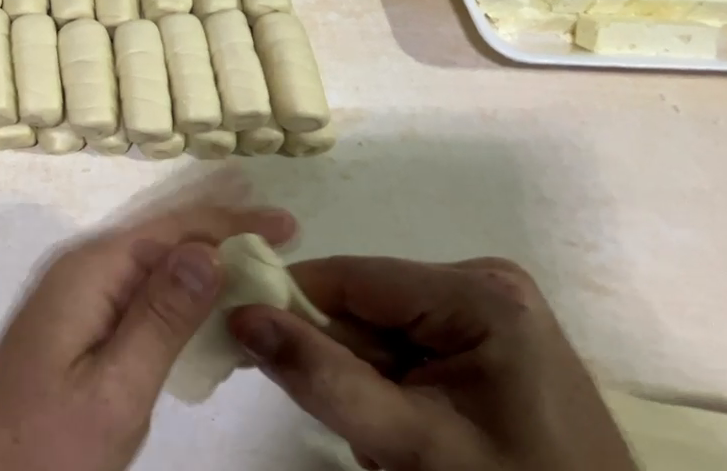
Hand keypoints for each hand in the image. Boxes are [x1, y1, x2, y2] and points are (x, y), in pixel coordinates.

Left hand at [0, 203, 296, 470]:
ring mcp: (76, 292)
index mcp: (90, 271)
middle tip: (276, 218)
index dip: (230, 221)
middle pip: (160, 232)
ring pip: (150, 256)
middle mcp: (81, 267)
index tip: (287, 223)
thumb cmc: (49, 436)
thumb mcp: (116, 385)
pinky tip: (203, 287)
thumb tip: (206, 249)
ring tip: (251, 238)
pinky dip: (178, 279)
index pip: (171, 230)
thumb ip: (161, 316)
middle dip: (217, 222)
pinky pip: (137, 284)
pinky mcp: (77, 318)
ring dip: (200, 247)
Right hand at [228, 256, 635, 470]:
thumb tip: (238, 315)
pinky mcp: (487, 338)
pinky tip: (420, 435)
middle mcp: (482, 283)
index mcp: (477, 293)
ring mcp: (488, 310)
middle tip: (363, 434)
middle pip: (360, 306)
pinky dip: (392, 390)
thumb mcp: (414, 448)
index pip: (345, 278)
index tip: (245, 347)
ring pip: (376, 331)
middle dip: (342, 365)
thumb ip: (324, 380)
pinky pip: (404, 347)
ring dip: (365, 384)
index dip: (287, 307)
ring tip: (398, 446)